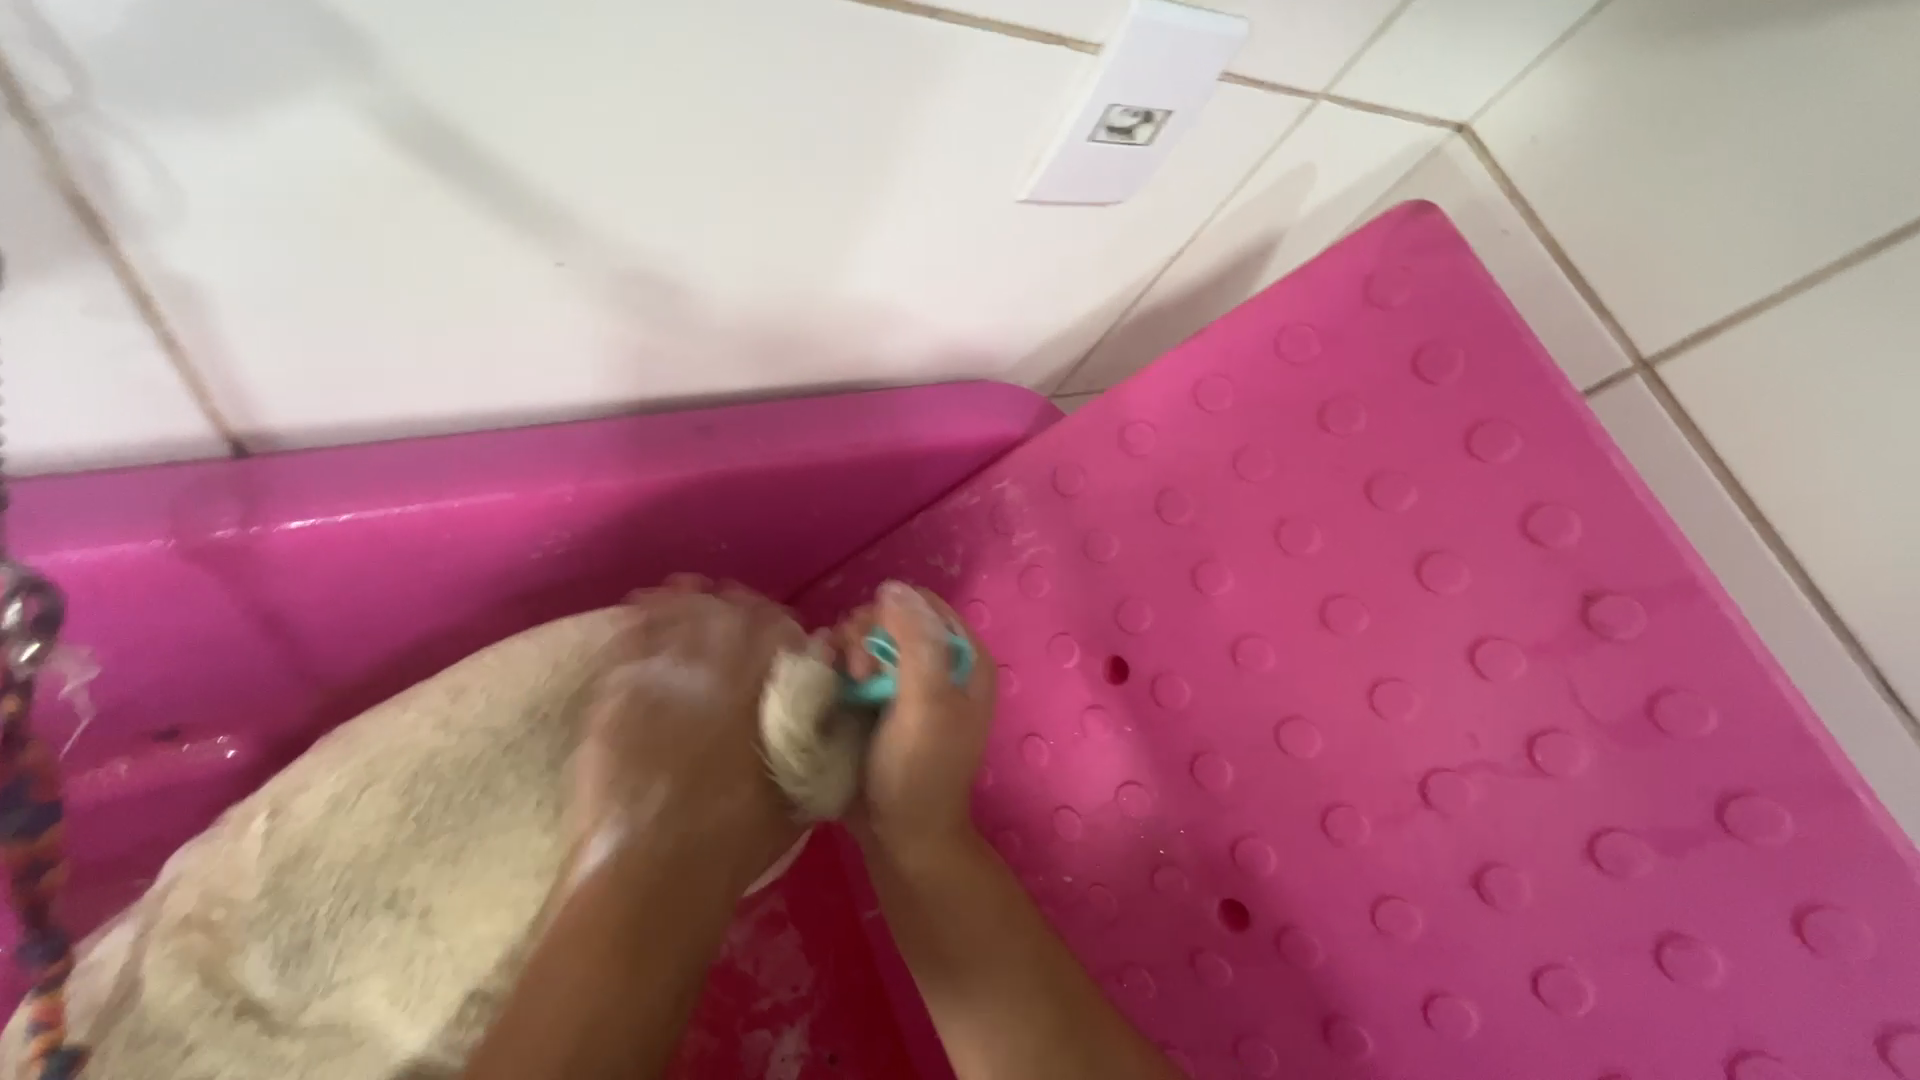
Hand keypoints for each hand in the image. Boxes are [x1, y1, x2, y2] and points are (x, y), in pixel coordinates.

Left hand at [572, 576, 806, 893]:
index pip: (776, 628)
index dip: (778, 622)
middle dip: (736, 606)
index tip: (780, 629)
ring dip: (690, 600)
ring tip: (693, 592)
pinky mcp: (615, 693)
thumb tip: (824, 716)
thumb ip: (814, 743)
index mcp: (760, 689)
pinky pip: (631, 636)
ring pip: (678, 616)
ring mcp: (659, 677)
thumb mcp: (799, 791)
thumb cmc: (734, 840)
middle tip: (736, 607)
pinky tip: (645, 607)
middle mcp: (713, 669)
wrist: (652, 872)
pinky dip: (642, 617)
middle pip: (727, 613)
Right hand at [833, 581, 995, 867]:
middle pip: (890, 618)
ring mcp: (907, 683)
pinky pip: (852, 664)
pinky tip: (830, 688)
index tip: (874, 654)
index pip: (921, 604)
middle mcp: (939, 664)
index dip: (891, 618)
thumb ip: (916, 642)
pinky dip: (837, 669)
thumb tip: (893, 586)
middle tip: (859, 676)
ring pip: (867, 639)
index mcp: (964, 659)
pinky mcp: (877, 702)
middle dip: (866, 638)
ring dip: (847, 654)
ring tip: (846, 688)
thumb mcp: (927, 704)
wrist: (900, 837)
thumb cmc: (920, 772)